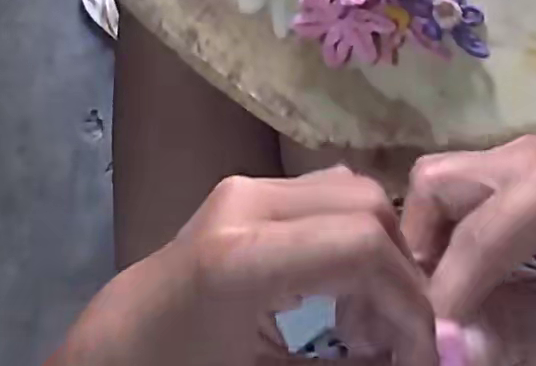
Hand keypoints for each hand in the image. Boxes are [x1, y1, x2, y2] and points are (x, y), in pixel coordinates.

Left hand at [47, 166, 438, 365]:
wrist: (112, 350)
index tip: (423, 354)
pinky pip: (323, 196)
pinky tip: (340, 293)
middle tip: (397, 343)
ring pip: (348, 191)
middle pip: (364, 203)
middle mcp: (247, 199)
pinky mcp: (247, 189)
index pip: (360, 244)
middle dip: (399, 272)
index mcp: (240, 256)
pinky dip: (349, 238)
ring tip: (365, 323)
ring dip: (376, 251)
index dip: (409, 299)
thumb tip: (421, 359)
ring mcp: (244, 186)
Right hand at [402, 137, 535, 365]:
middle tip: (426, 325)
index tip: (431, 353)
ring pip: (443, 194)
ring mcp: (527, 166)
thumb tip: (445, 343)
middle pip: (438, 187)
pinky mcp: (528, 188)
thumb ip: (529, 329)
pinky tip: (468, 299)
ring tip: (443, 319)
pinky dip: (453, 251)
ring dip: (432, 252)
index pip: (475, 233)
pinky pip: (467, 209)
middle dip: (420, 252)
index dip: (445, 295)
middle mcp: (531, 155)